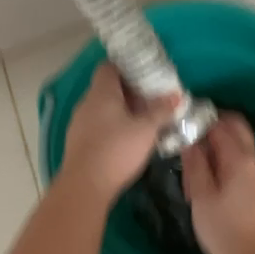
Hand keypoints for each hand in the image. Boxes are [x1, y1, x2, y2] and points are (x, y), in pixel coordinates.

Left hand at [60, 64, 180, 201]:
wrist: (84, 186)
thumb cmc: (116, 150)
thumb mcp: (146, 130)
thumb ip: (161, 110)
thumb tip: (176, 95)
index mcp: (101, 93)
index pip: (109, 67)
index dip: (126, 67)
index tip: (145, 73)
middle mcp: (86, 103)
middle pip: (107, 88)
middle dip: (128, 91)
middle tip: (151, 98)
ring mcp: (79, 123)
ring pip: (102, 108)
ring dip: (120, 110)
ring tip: (142, 119)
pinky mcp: (78, 142)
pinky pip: (97, 124)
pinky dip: (111, 125)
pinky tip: (126, 139)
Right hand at [182, 113, 254, 253]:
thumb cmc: (222, 229)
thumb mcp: (200, 196)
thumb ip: (195, 164)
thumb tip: (189, 140)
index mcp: (239, 158)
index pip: (220, 125)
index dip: (199, 121)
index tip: (180, 127)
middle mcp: (253, 158)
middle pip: (235, 127)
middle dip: (211, 127)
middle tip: (188, 139)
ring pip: (237, 143)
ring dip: (216, 145)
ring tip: (193, 165)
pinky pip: (239, 158)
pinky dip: (223, 159)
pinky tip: (205, 178)